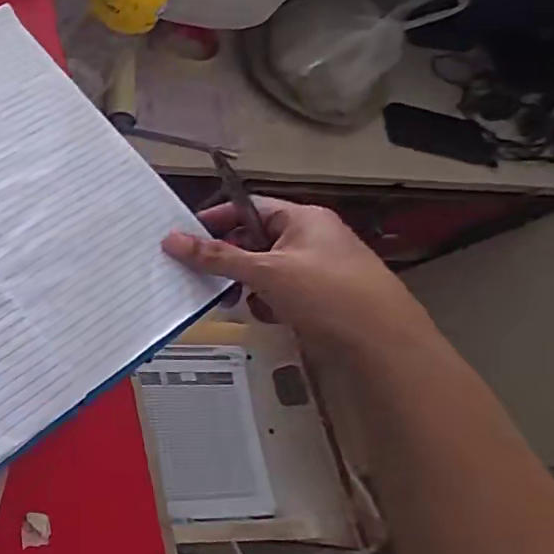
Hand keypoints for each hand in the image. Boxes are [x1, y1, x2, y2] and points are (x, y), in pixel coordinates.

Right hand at [162, 196, 440, 358]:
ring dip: (245, 285)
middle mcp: (310, 239)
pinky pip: (277, 292)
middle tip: (200, 275)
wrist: (382, 346)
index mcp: (303, 219)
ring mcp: (315, 269)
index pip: (248, 207)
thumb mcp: (265, 272)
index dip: (214, 219)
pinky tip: (266, 316)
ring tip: (235, 302)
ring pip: (263, 270)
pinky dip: (265, 302)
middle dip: (227, 259)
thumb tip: (171, 239)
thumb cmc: (327, 295)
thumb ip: (216, 256)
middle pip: (252, 240)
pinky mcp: (317, 298)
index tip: (183, 237)